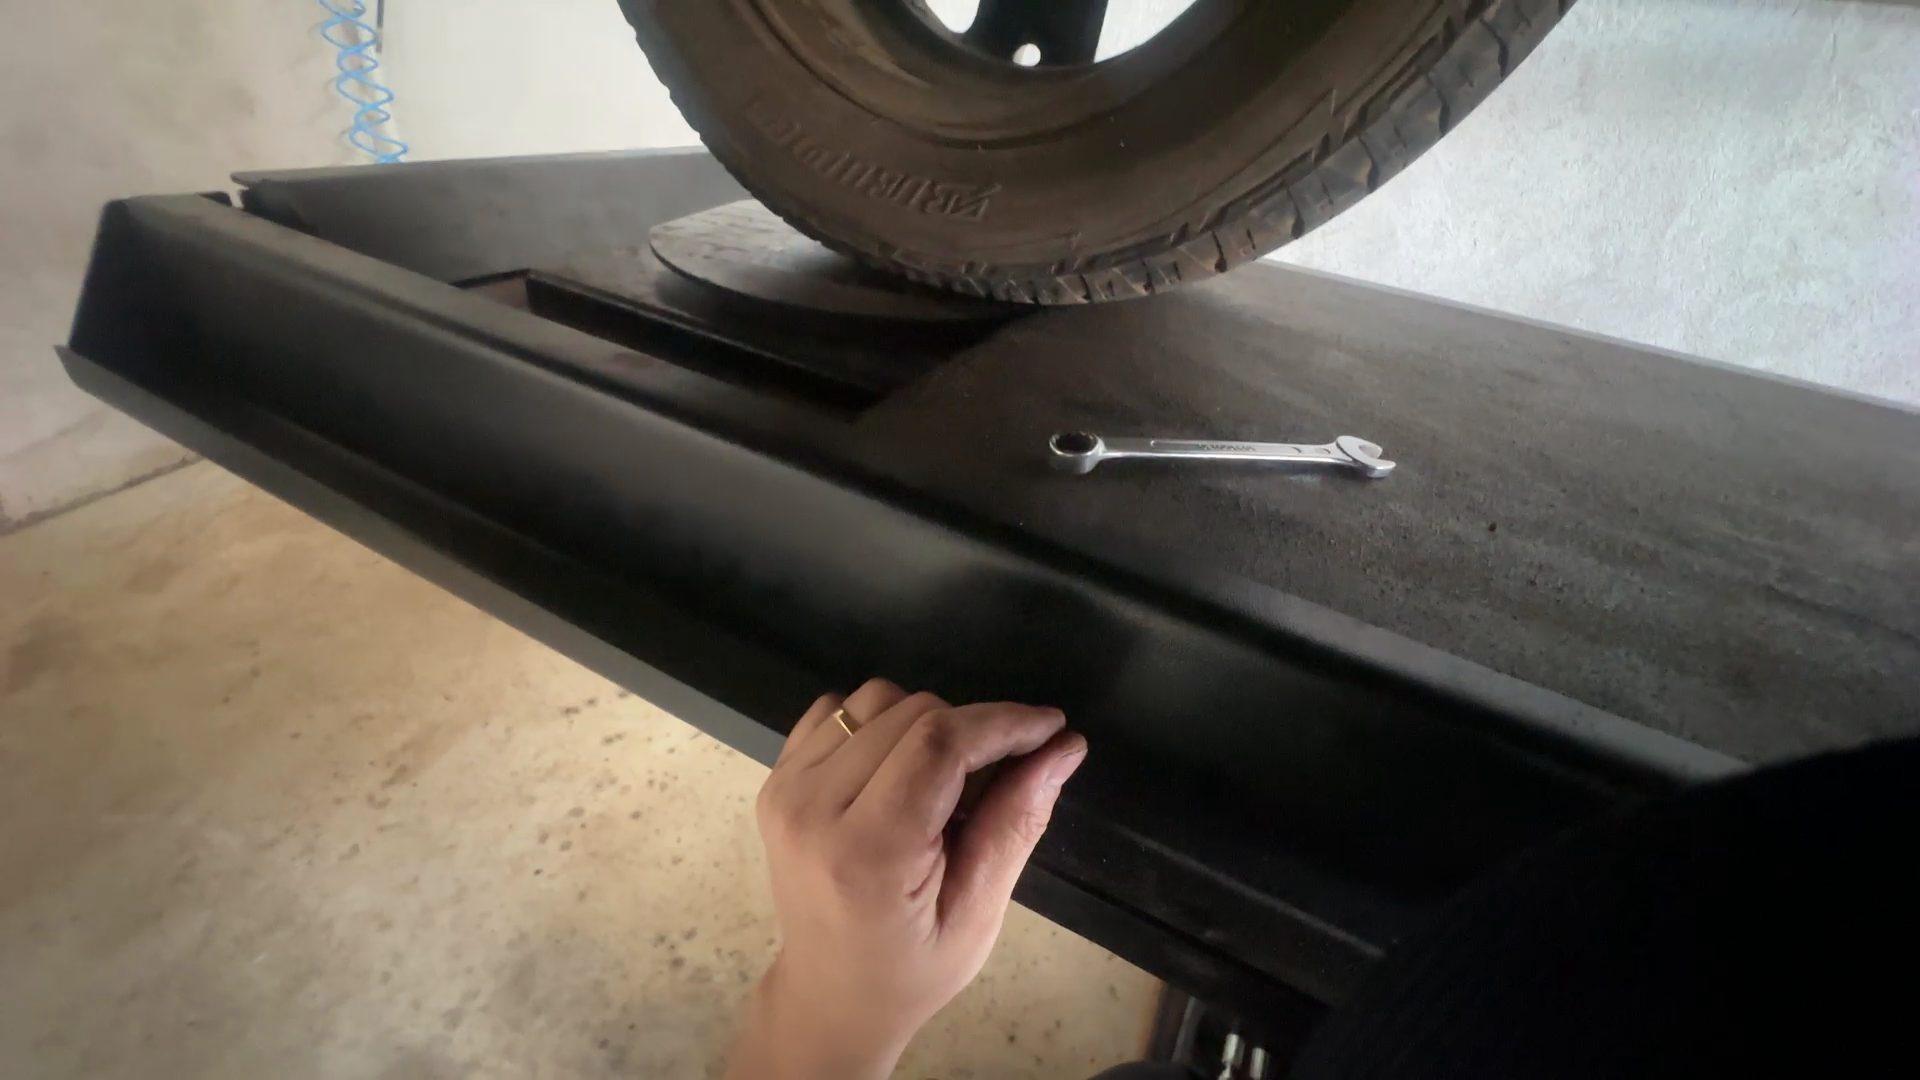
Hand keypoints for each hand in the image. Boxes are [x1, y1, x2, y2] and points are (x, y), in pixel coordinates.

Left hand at [725, 679, 1087, 1079]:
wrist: (830, 994)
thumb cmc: (914, 967)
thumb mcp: (980, 913)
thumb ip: (1017, 821)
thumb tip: (1065, 746)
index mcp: (866, 853)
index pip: (939, 744)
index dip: (1002, 722)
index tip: (1051, 726)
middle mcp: (813, 807)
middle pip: (913, 712)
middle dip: (974, 729)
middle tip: (998, 775)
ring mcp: (785, 785)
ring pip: (878, 698)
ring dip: (926, 721)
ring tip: (942, 779)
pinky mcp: (776, 774)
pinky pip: (839, 707)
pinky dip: (879, 720)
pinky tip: (895, 766)